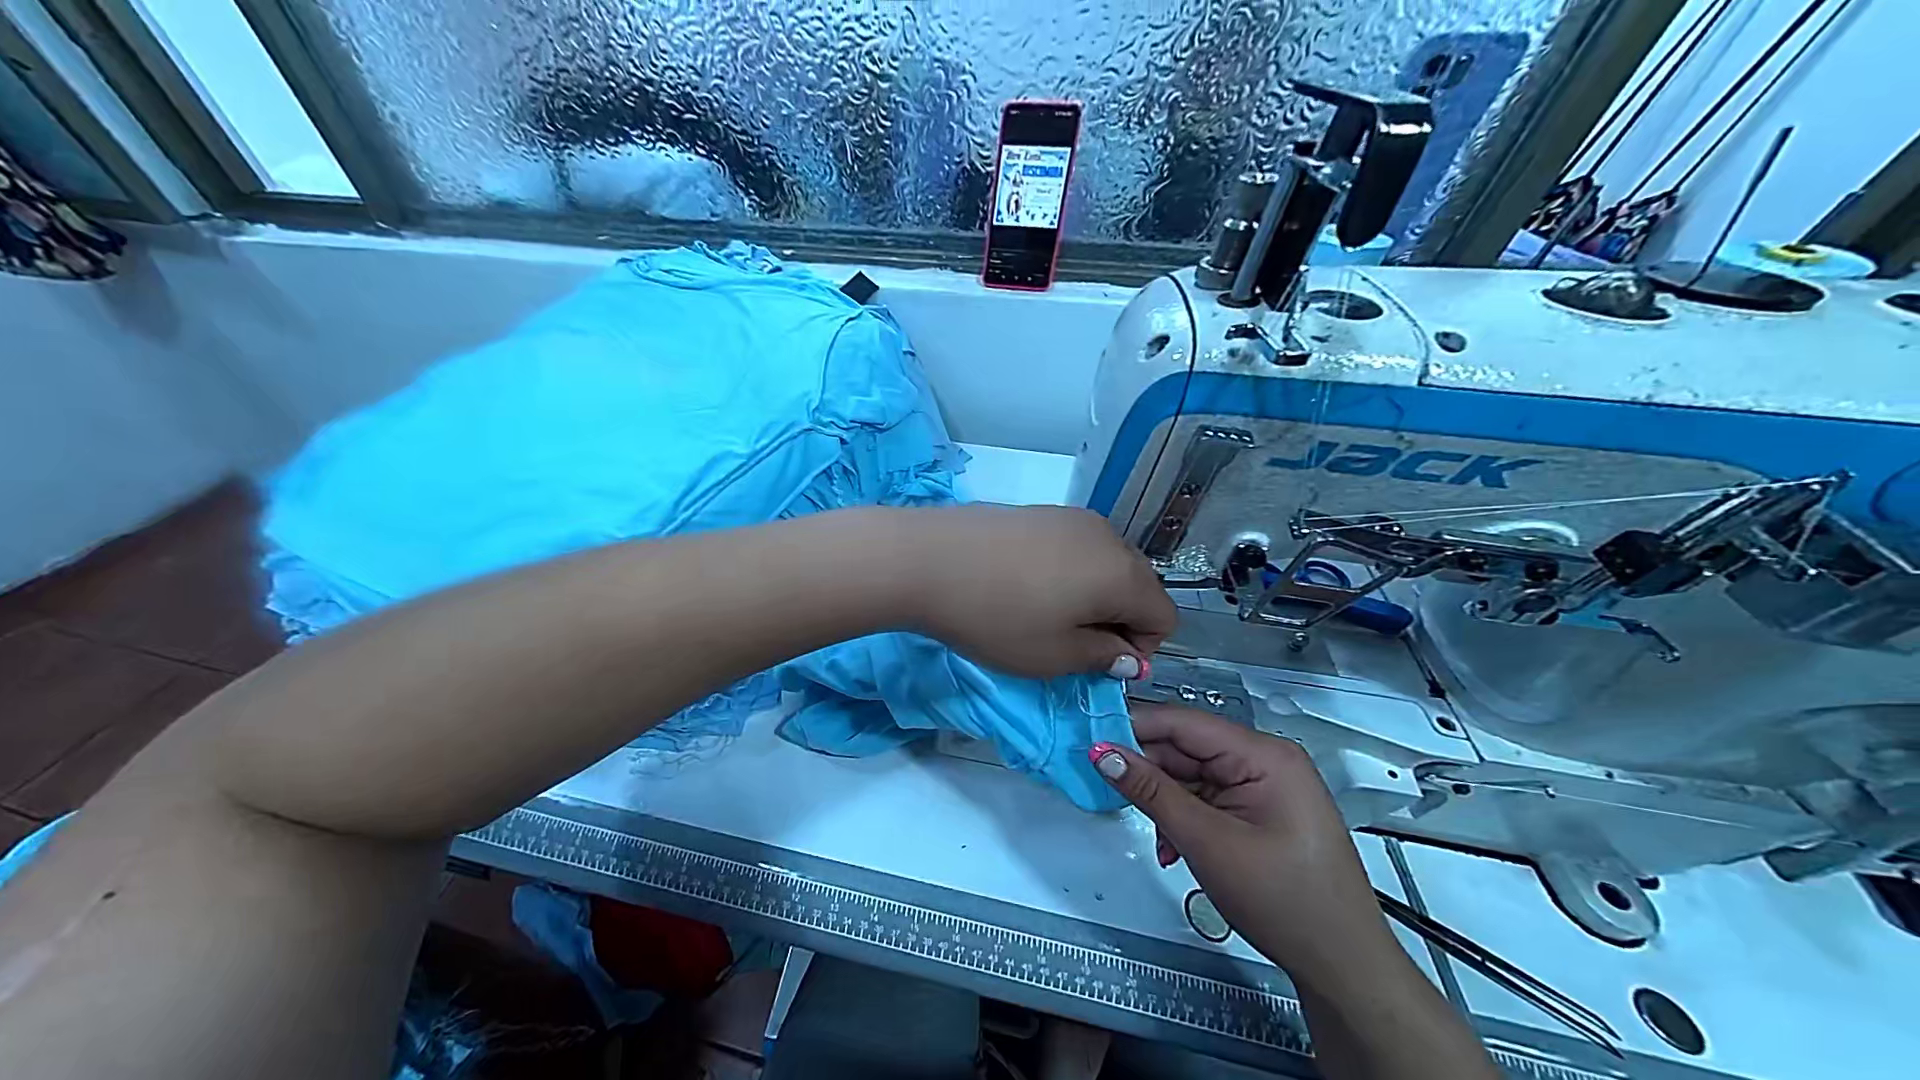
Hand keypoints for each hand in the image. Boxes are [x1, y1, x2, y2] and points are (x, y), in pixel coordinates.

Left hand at [903, 505, 1175, 678]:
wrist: (926, 558)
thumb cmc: (996, 617)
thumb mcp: (1053, 656)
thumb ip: (1102, 657)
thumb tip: (1127, 656)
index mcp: (1124, 575)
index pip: (1164, 616)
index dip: (1140, 648)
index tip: (1097, 662)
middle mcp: (1108, 537)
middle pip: (1138, 585)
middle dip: (1117, 619)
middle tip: (1070, 642)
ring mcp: (1072, 517)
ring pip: (1105, 564)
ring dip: (1091, 595)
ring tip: (1043, 612)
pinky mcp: (1040, 511)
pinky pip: (1074, 547)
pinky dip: (1066, 571)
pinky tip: (1024, 585)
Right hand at [1091, 703, 1402, 988]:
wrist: (1342, 966)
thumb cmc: (1283, 900)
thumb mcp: (1207, 842)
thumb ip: (1152, 792)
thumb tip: (1103, 753)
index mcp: (1263, 754)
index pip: (1184, 723)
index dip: (1135, 728)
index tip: (1091, 742)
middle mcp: (1265, 760)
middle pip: (1188, 749)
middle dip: (1150, 773)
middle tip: (1110, 793)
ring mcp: (1264, 786)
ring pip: (1194, 776)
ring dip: (1166, 803)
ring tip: (1157, 838)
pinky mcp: (1260, 810)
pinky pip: (1209, 799)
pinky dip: (1186, 819)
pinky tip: (1174, 848)